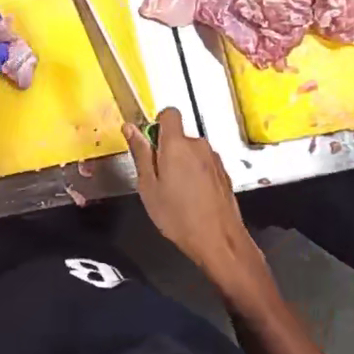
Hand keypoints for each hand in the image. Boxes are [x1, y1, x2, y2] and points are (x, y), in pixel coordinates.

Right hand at [126, 108, 258, 279]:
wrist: (218, 239)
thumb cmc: (178, 216)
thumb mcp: (148, 185)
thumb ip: (140, 153)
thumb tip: (130, 128)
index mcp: (176, 145)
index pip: (169, 113)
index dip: (156, 124)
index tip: (148, 144)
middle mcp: (198, 146)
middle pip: (178, 135)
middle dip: (165, 150)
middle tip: (156, 177)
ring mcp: (214, 159)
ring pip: (190, 151)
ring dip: (180, 164)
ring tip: (173, 191)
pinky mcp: (223, 173)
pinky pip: (202, 164)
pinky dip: (194, 174)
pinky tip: (190, 198)